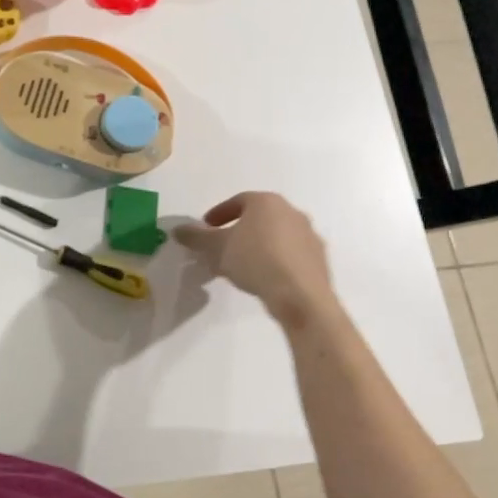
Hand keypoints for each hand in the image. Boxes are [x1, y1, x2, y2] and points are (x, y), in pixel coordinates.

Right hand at [174, 192, 335, 326]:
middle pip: (258, 218)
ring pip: (276, 236)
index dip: (218, 214)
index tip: (207, 228)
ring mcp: (309, 235)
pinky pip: (290, 254)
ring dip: (258, 246)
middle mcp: (292, 212)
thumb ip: (196, 237)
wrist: (300, 295)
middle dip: (238, 231)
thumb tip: (177, 230)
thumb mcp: (216, 248)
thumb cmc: (255, 260)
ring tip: (242, 266)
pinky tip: (264, 277)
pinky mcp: (320, 259)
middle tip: (223, 247)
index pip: (237, 201)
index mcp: (266, 202)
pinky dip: (276, 260)